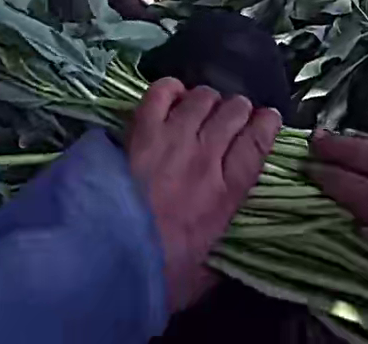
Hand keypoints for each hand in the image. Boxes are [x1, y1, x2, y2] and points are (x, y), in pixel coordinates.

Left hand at [126, 79, 281, 311]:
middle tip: (230, 119)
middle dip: (238, 110)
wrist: (99, 261)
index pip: (257, 143)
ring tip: (200, 109)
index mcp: (225, 193)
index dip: (267, 124)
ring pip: (204, 96)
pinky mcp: (142, 127)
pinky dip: (172, 89)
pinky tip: (173, 98)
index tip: (268, 119)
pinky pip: (163, 91)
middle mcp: (205, 156)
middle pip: (234, 111)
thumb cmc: (153, 275)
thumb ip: (218, 261)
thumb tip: (226, 259)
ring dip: (208, 100)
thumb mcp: (198, 278)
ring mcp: (173, 137)